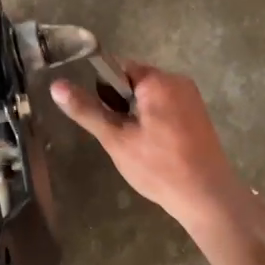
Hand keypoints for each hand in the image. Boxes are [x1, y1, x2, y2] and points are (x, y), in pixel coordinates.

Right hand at [50, 62, 247, 225]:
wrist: (207, 197)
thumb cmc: (158, 166)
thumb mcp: (116, 139)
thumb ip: (87, 110)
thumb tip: (56, 86)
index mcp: (158, 80)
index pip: (117, 68)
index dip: (102, 89)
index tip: (102, 116)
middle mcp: (178, 81)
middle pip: (134, 82)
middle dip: (120, 105)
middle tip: (117, 136)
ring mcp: (191, 98)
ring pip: (149, 97)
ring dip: (136, 115)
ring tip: (135, 145)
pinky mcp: (198, 115)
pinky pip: (166, 108)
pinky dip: (154, 122)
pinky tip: (154, 149)